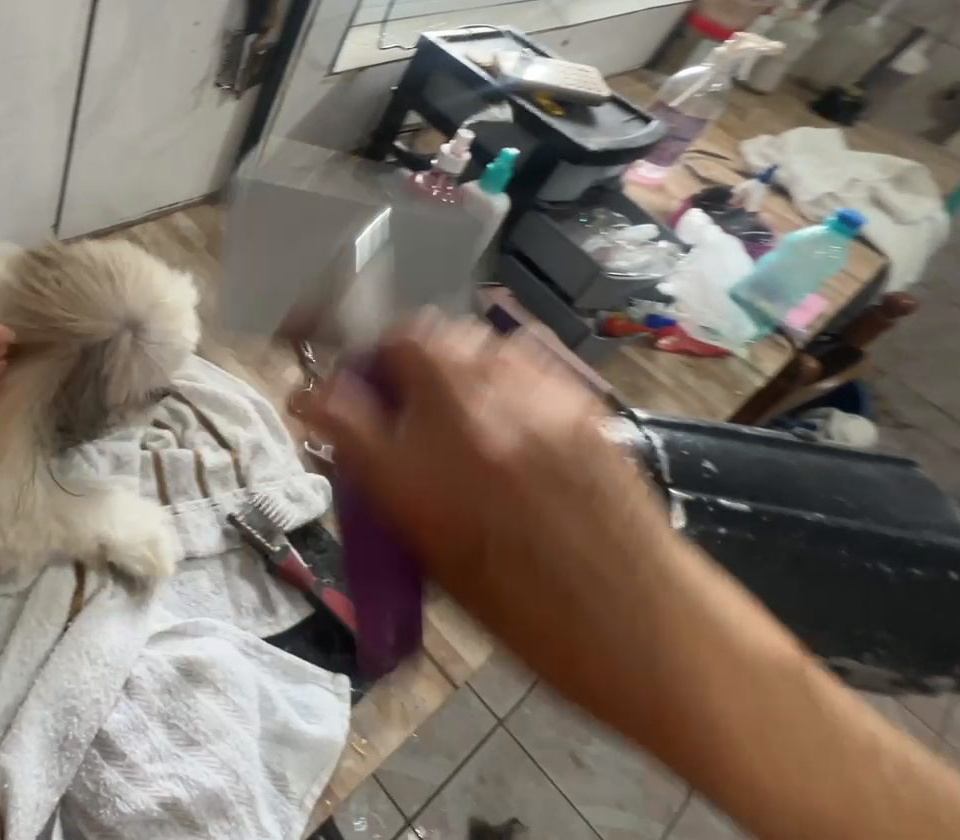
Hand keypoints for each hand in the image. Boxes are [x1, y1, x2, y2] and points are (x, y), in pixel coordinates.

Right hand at [290, 315, 685, 681]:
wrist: (646, 625)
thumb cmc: (529, 617)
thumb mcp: (433, 558)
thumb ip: (389, 488)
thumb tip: (356, 445)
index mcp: (416, 483)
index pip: (335, 407)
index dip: (314, 396)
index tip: (313, 401)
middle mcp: (464, 428)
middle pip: (402, 340)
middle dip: (380, 353)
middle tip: (382, 385)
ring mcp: (523, 404)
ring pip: (459, 334)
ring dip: (434, 351)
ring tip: (439, 388)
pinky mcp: (571, 398)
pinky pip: (512, 352)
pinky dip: (487, 363)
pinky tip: (494, 397)